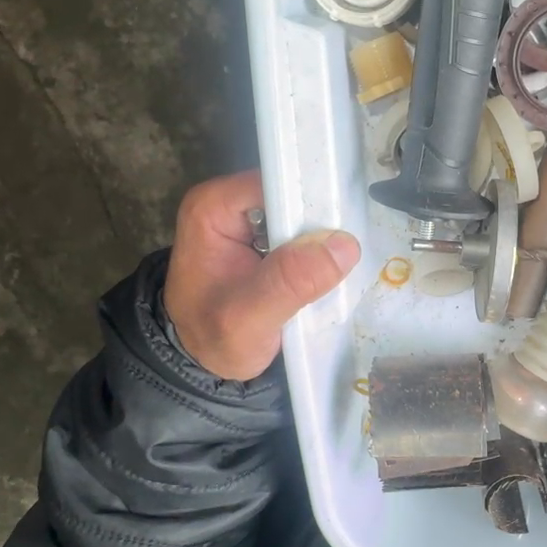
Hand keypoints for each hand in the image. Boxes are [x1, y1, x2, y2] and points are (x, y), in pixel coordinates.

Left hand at [164, 171, 360, 380]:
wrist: (201, 363)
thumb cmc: (212, 339)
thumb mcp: (248, 318)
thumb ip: (290, 281)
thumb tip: (343, 246)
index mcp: (214, 206)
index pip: (277, 183)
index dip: (312, 202)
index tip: (342, 231)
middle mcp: (231, 203)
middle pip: (294, 195)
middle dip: (323, 225)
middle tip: (345, 257)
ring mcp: (251, 221)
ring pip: (303, 216)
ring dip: (325, 242)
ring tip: (341, 269)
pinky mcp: (267, 240)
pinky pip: (303, 235)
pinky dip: (319, 255)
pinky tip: (330, 273)